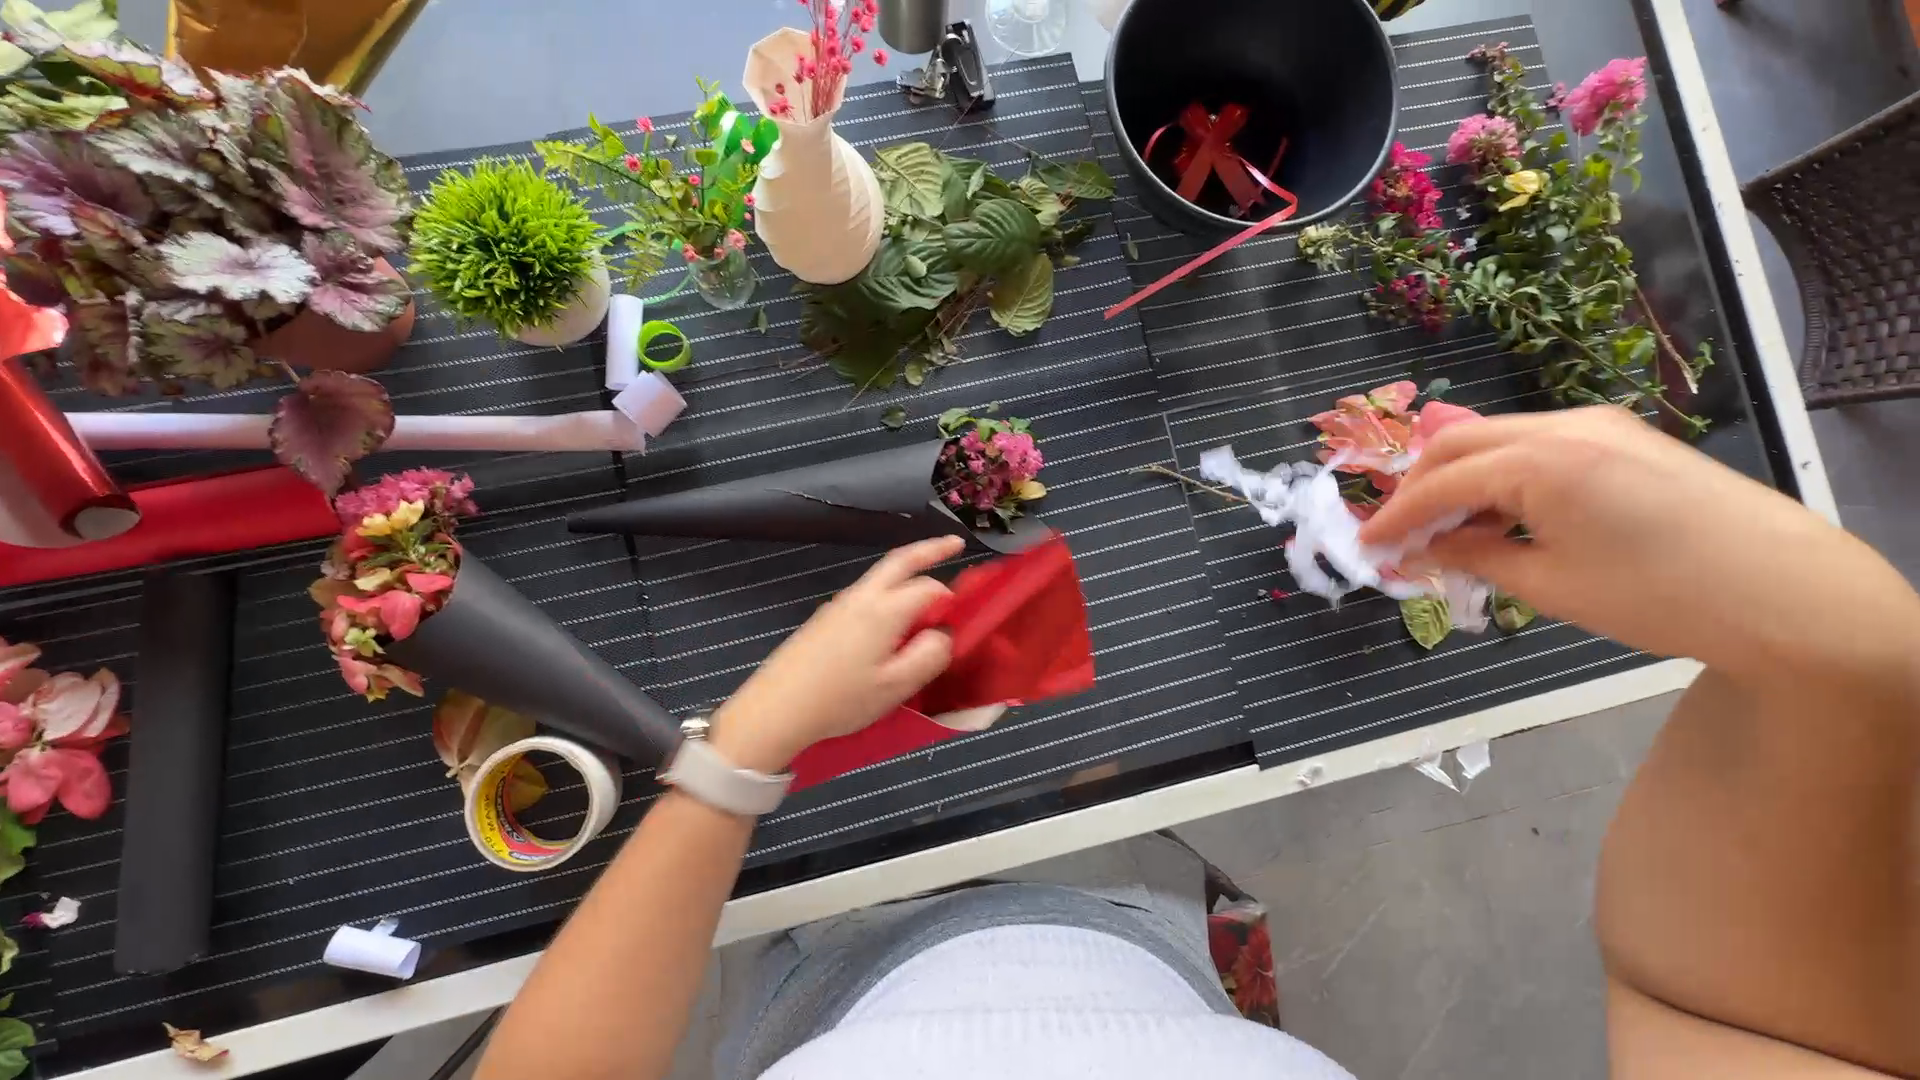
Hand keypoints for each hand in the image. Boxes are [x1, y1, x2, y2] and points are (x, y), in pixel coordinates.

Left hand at [708, 536, 962, 772]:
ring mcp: (839, 604)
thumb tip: (945, 634)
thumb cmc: (840, 700)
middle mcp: (862, 597)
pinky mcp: (825, 618)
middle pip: (900, 561)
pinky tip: (890, 620)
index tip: (963, 618)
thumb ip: (929, 655)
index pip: (929, 589)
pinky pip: (866, 594)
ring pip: (880, 577)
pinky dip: (888, 592)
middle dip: (930, 549)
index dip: (951, 599)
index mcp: (885, 610)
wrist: (776, 708)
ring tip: (926, 585)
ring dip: (907, 572)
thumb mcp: (896, 686)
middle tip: (954, 544)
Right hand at [1359, 406, 1919, 692]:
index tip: (1366, 544)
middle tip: (1398, 531)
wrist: (1792, 595)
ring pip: (1496, 437)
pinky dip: (1500, 473)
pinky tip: (1499, 512)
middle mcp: (1565, 426)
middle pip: (1458, 442)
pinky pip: (1536, 444)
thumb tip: (1424, 551)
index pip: (1440, 483)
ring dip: (1458, 477)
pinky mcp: (1625, 437)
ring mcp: (1600, 425)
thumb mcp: (1548, 585)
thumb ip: (1473, 556)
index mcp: (1541, 461)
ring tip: (1445, 526)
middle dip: (1418, 486)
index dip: (1395, 515)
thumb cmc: (1659, 596)